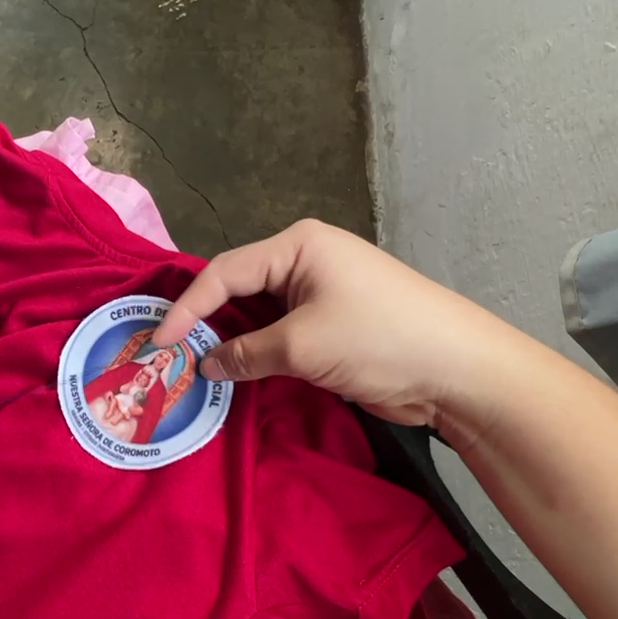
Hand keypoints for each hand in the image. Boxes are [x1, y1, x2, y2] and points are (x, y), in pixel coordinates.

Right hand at [153, 220, 540, 440]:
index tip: (158, 343)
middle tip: (167, 356)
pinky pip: (277, 334)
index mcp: (297, 245)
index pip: (225, 272)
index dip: (187, 308)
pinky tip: (231, 373)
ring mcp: (318, 294)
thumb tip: (205, 365)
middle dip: (204, 322)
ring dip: (228, 341)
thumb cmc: (379, 339)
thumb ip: (245, 353)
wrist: (458, 371)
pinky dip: (254, 353)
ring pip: (255, 314)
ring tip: (190, 368)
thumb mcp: (302, 346)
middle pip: (237, 289)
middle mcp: (304, 261)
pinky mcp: (328, 326)